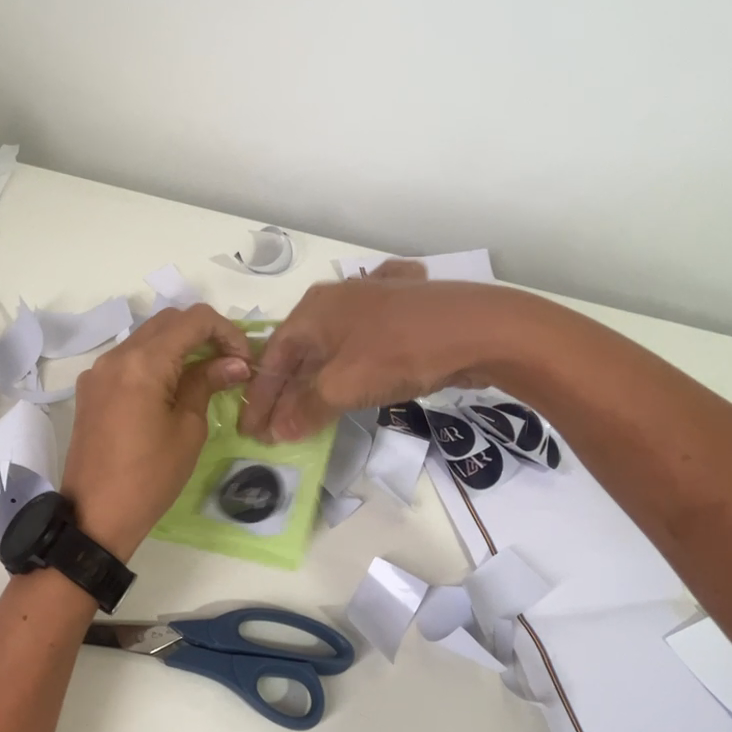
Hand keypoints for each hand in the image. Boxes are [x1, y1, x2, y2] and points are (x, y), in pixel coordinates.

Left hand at [62, 305, 252, 558]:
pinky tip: (173, 389)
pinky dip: (154, 363)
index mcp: (142, 363)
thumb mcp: (188, 429)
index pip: (192, 320)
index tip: (244, 360)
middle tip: (230, 365)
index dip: (226, 331)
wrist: (95, 515)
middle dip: (203, 334)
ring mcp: (98, 372)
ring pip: (146, 339)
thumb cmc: (150, 477)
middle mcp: (115, 356)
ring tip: (206, 376)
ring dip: (178, 347)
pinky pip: (127, 360)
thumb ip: (206, 384)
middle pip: (167, 322)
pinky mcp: (90, 390)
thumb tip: (234, 363)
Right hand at [239, 260, 518, 442]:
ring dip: (317, 381)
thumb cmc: (399, 353)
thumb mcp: (343, 386)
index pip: (271, 360)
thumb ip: (306, 409)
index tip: (251, 432)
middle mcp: (336, 299)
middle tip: (276, 429)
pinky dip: (351, 361)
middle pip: (300, 353)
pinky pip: (363, 340)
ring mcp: (372, 301)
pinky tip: (355, 362)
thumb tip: (279, 430)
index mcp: (312, 310)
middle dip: (286, 392)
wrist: (481, 329)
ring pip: (332, 347)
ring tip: (309, 412)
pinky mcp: (403, 313)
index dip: (260, 399)